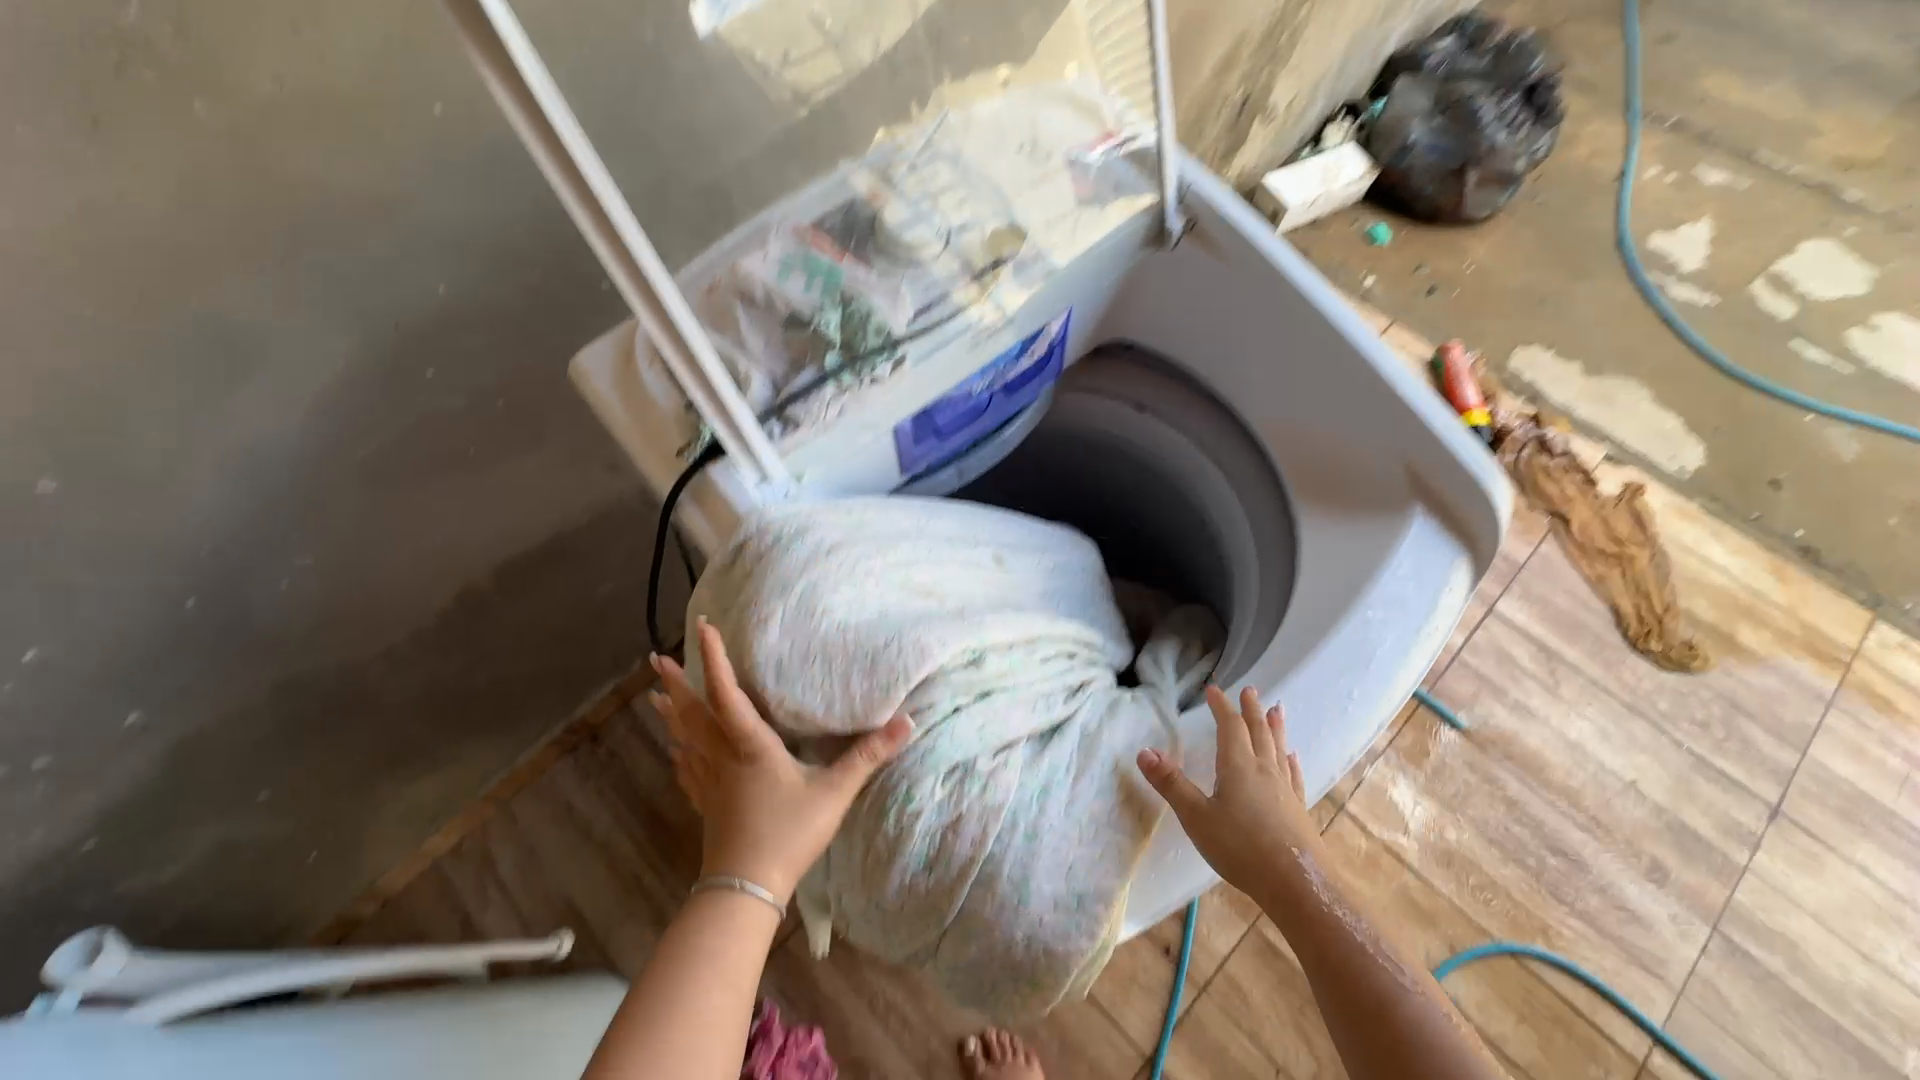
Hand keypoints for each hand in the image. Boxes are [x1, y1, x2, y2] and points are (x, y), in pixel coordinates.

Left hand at [652, 620, 912, 904]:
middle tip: (656, 660)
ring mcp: (710, 782)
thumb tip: (908, 721)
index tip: (702, 627)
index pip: (727, 692)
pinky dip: (679, 753)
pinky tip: (675, 753)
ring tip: (654, 695)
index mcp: (750, 745)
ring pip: (684, 739)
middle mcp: (723, 756)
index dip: (714, 658)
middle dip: (675, 684)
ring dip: (670, 714)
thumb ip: (869, 756)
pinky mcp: (706, 805)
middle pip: (693, 713)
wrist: (746, 888)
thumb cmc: (788, 834)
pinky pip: (686, 770)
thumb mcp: (835, 793)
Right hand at [1136, 686, 1322, 897]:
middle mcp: (1264, 770)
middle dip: (1250, 710)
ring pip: (1278, 748)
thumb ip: (1171, 784)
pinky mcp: (1298, 809)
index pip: (1230, 726)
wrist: (1297, 884)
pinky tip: (1292, 758)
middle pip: (1258, 731)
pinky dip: (1289, 760)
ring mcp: (1285, 790)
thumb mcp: (1196, 817)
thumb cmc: (1241, 848)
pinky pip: (1293, 775)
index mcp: (1238, 766)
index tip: (1213, 690)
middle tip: (1249, 690)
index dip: (1221, 706)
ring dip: (1274, 727)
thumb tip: (1144, 751)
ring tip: (1276, 709)